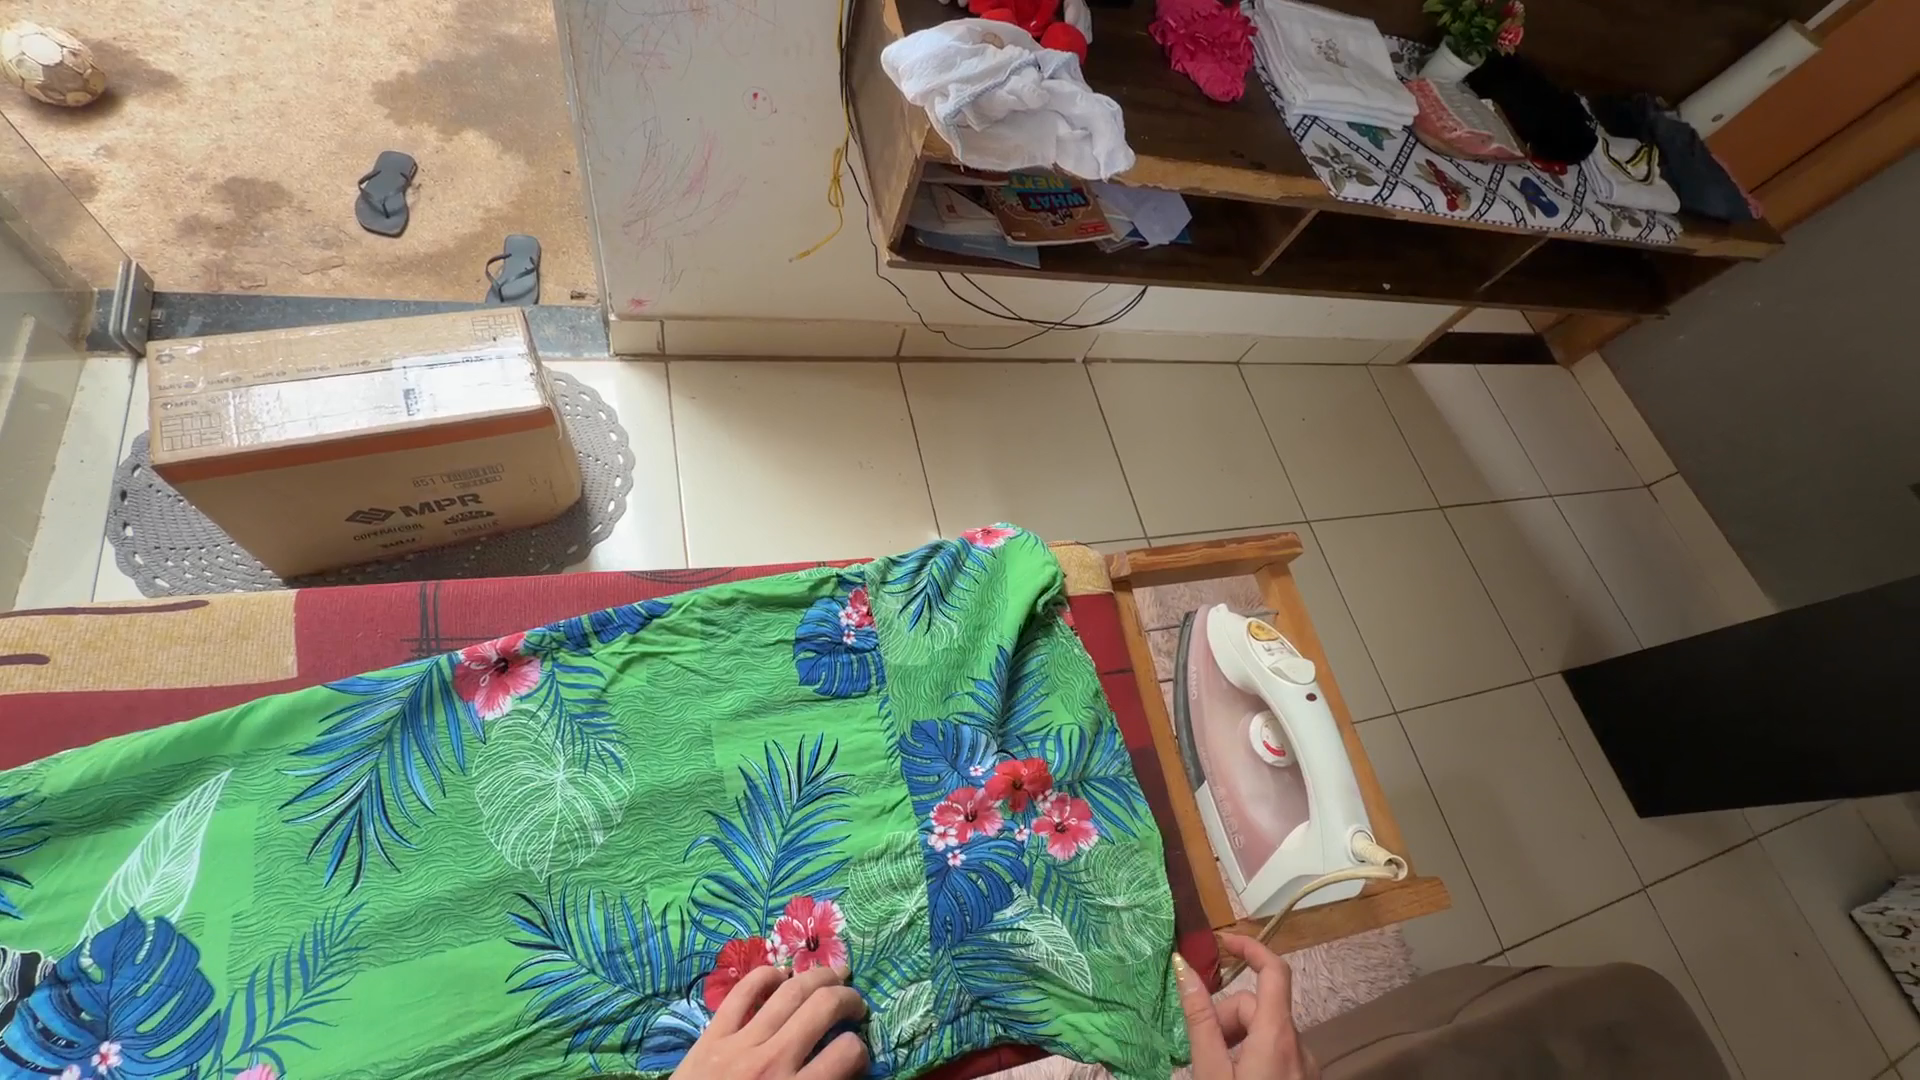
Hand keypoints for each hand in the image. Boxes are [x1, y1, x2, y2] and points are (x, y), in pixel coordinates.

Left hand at [671, 963, 869, 1079]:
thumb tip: (844, 1073)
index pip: (847, 1053)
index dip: (860, 1049)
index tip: (857, 1054)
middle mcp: (772, 1063)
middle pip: (823, 1006)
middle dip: (849, 999)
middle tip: (856, 1004)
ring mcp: (740, 1044)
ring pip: (790, 990)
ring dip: (819, 976)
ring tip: (833, 976)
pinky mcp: (711, 1036)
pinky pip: (744, 991)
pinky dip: (767, 975)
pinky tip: (782, 976)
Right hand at [1175, 934, 1319, 1079]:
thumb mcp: (1211, 1069)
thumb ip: (1199, 1017)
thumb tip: (1182, 964)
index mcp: (1278, 1035)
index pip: (1274, 970)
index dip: (1250, 947)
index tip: (1223, 941)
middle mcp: (1300, 1046)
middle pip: (1258, 1007)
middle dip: (1226, 1017)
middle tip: (1203, 1049)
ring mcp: (1307, 1067)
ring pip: (1265, 1030)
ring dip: (1238, 1038)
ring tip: (1218, 1068)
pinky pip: (1277, 1051)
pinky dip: (1254, 1054)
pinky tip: (1237, 1077)